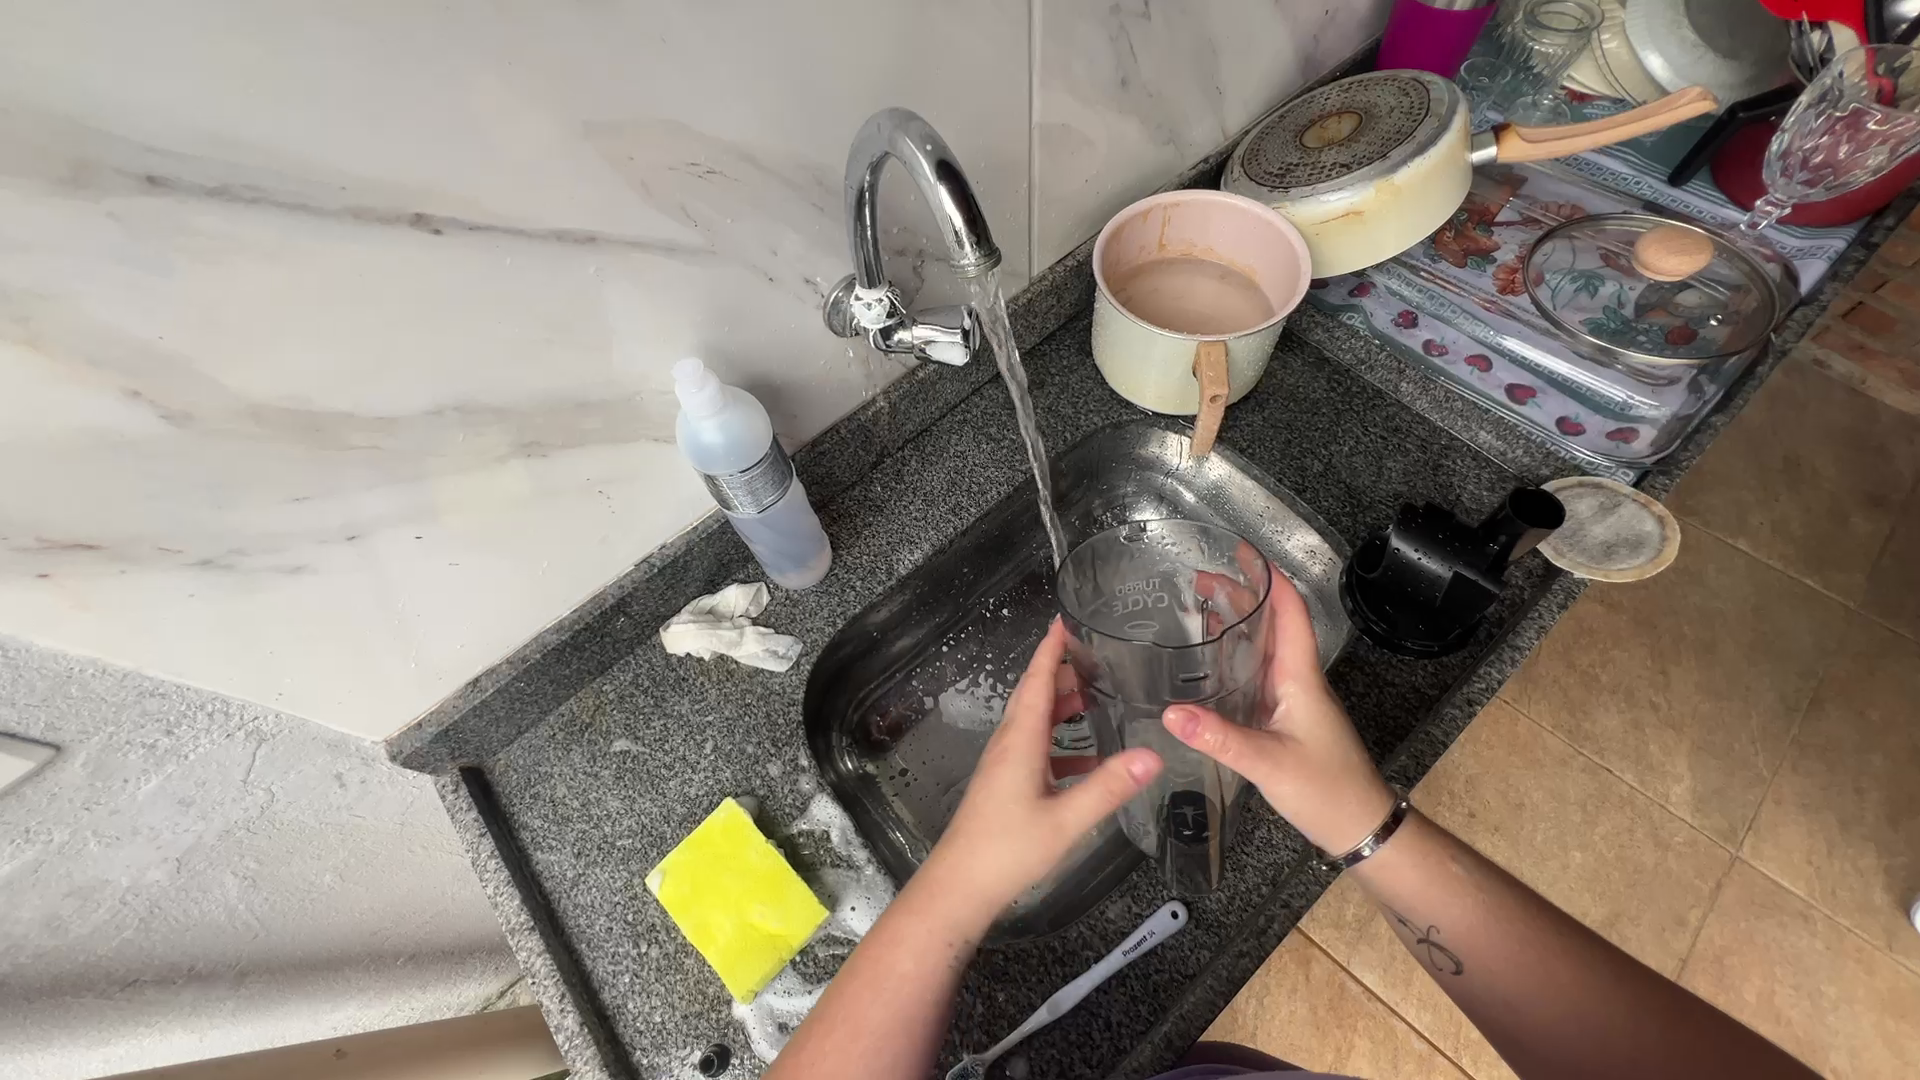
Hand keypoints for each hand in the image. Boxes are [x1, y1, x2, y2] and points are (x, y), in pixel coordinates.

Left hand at [922, 619, 1162, 926]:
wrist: (960, 884)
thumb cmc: (1008, 848)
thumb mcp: (1067, 819)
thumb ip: (1109, 787)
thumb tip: (1153, 754)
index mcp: (1021, 738)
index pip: (1037, 679)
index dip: (1051, 648)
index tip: (1066, 618)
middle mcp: (1009, 741)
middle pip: (1035, 693)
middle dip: (1061, 670)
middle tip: (1095, 653)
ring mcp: (1004, 762)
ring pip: (1034, 719)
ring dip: (1060, 704)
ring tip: (1095, 694)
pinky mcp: (1005, 782)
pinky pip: (1034, 747)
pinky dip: (1059, 741)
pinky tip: (1085, 758)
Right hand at [1160, 568, 1394, 854]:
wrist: (1361, 828)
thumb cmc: (1327, 791)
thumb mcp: (1269, 764)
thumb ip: (1221, 738)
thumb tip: (1170, 713)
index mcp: (1300, 678)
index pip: (1290, 614)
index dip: (1269, 580)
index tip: (1242, 553)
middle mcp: (1296, 680)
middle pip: (1272, 623)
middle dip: (1241, 594)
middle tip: (1200, 577)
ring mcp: (1291, 699)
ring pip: (1263, 646)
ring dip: (1236, 620)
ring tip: (1199, 604)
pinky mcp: (1283, 718)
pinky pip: (1255, 673)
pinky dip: (1233, 654)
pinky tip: (1210, 659)